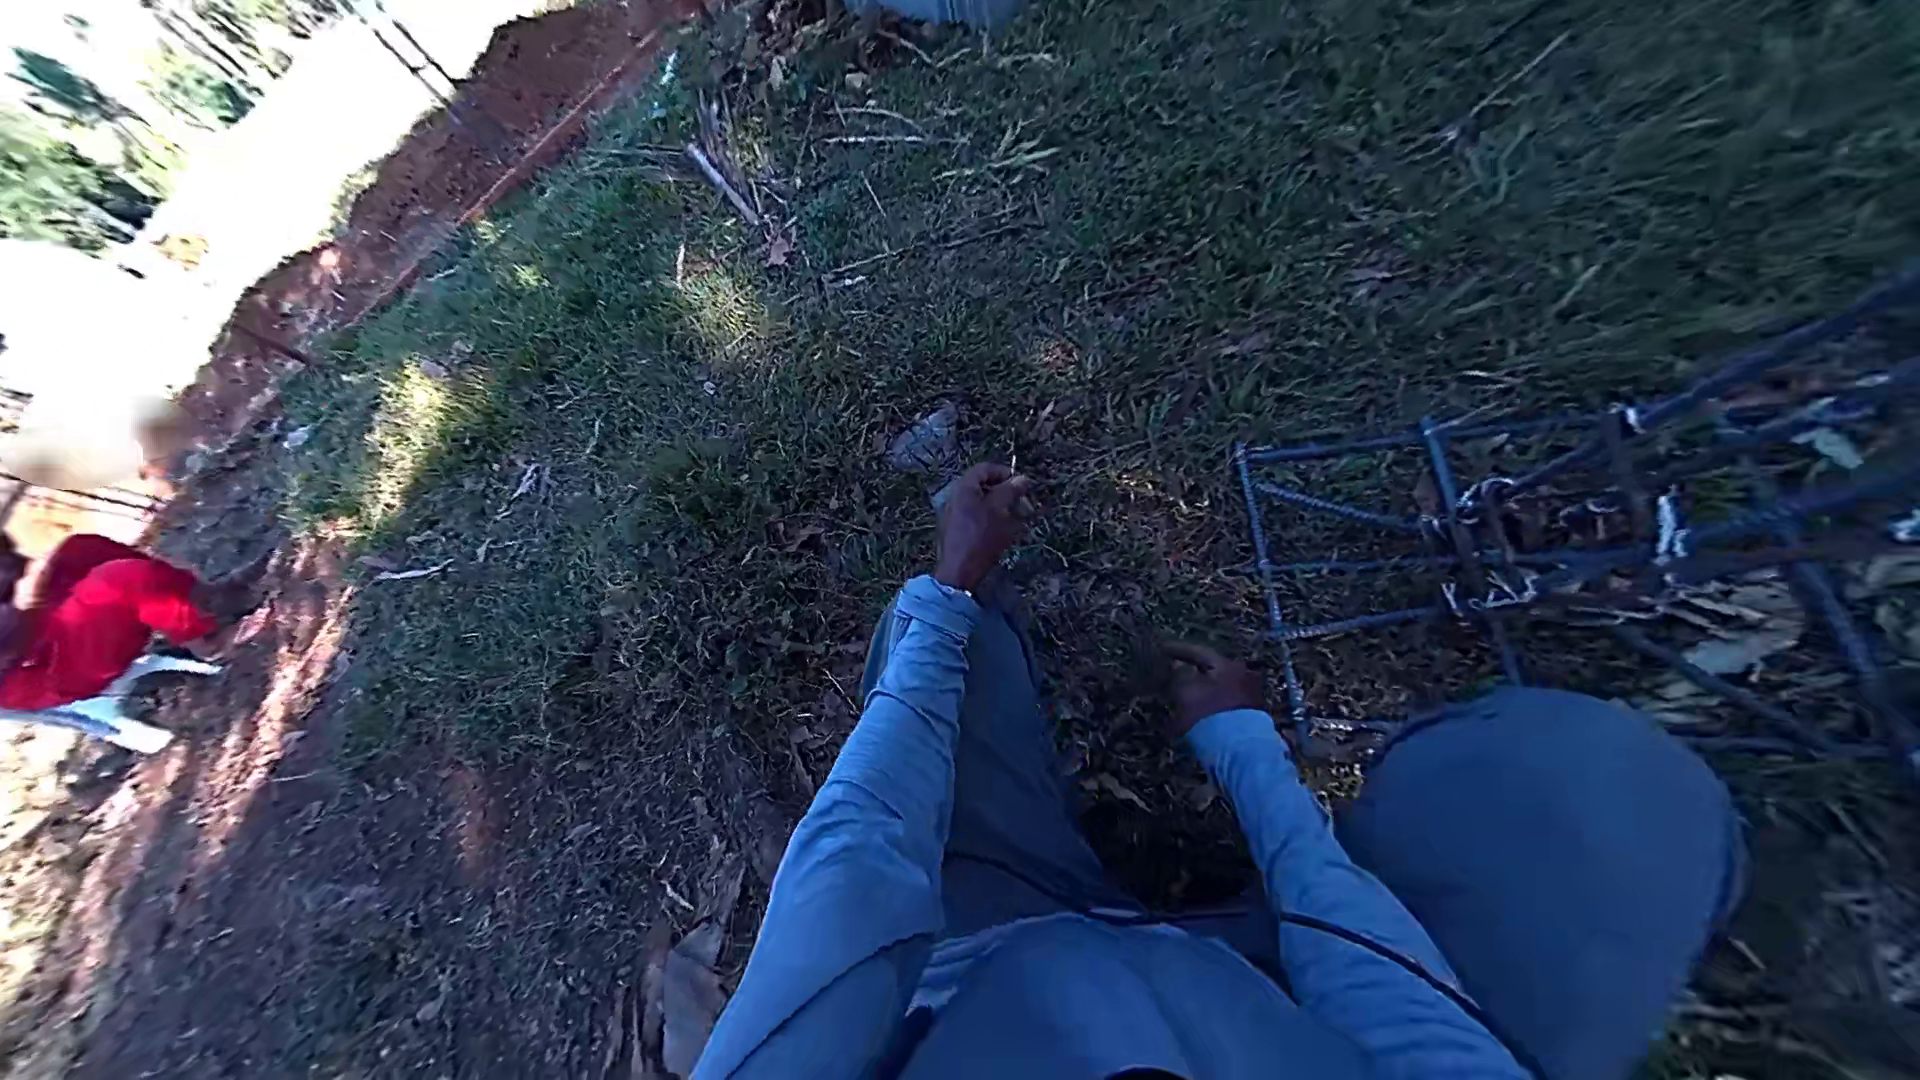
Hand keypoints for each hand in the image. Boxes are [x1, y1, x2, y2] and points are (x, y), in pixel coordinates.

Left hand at [933, 463, 1033, 590]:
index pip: (985, 469)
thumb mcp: (1000, 509)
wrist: (959, 570)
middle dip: (1004, 493)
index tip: (1020, 484)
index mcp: (964, 487)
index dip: (1004, 473)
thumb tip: (1022, 478)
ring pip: (980, 504)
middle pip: (982, 486)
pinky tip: (1002, 533)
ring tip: (1015, 520)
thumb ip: (1010, 491)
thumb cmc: (982, 535)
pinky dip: (991, 520)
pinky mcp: (955, 531)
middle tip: (1021, 503)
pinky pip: (976, 518)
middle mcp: (955, 497)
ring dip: (1000, 508)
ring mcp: (953, 515)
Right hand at [1162, 641, 1264, 737]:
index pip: (1198, 651)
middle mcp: (1241, 676)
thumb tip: (1177, 666)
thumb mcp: (1185, 690)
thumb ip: (1178, 674)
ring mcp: (1246, 698)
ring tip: (1177, 691)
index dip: (1177, 649)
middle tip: (1170, 669)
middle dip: (1189, 669)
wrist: (1239, 750)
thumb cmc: (1208, 713)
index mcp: (1227, 665)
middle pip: (1209, 669)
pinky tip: (1191, 707)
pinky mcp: (1245, 717)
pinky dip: (1204, 702)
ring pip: (1214, 687)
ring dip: (1196, 688)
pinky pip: (1219, 702)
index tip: (1162, 648)